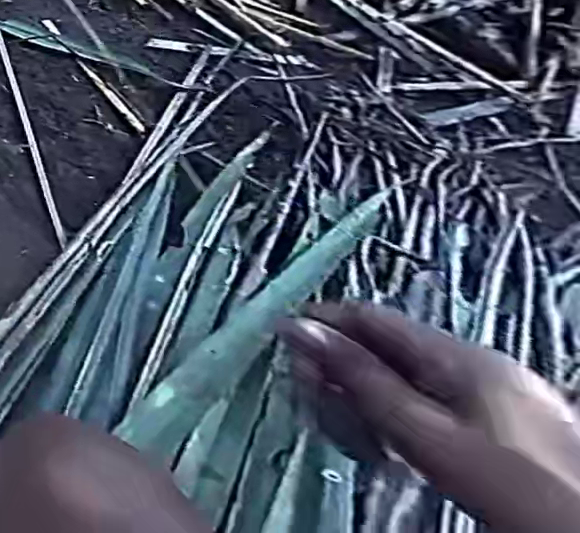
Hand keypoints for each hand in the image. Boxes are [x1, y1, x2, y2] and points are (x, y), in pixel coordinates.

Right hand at [280, 301, 579, 532]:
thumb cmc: (513, 488)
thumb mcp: (421, 432)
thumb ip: (355, 374)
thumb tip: (292, 325)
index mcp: (461, 356)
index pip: (363, 314)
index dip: (318, 328)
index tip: (290, 360)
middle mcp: (476, 366)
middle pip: (376, 349)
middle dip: (337, 378)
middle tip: (323, 415)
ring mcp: (493, 399)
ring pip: (395, 381)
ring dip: (361, 405)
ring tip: (363, 446)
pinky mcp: (499, 429)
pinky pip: (423, 405)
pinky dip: (394, 423)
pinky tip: (392, 455)